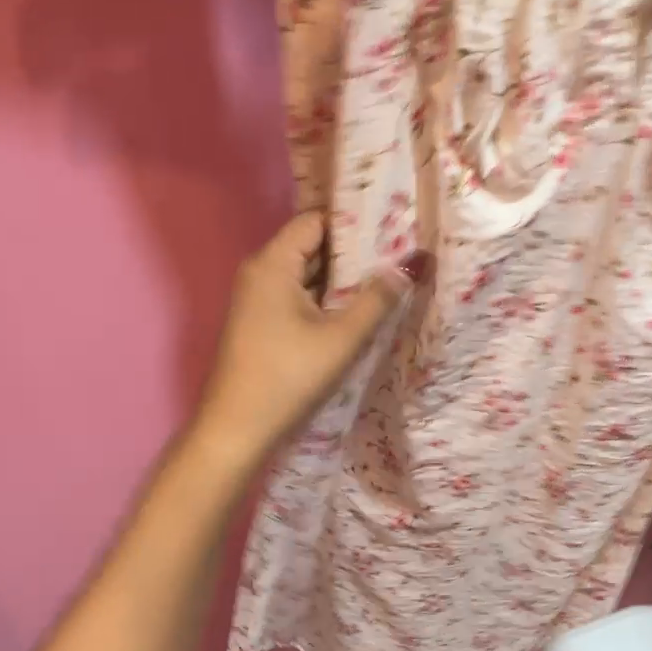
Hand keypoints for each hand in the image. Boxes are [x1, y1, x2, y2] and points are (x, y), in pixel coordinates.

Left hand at [193, 213, 428, 458]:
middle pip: (311, 247)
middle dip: (353, 253)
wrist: (236, 429)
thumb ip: (378, 299)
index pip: (316, 221)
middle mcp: (259, 273)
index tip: (393, 228)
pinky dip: (324, 301)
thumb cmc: (288, 378)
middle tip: (399, 254)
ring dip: (341, 281)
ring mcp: (256, 300)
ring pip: (306, 276)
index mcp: (272, 263)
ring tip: (387, 281)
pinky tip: (356, 312)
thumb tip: (414, 262)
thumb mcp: (341, 339)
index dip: (354, 222)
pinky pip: (296, 299)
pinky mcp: (259, 325)